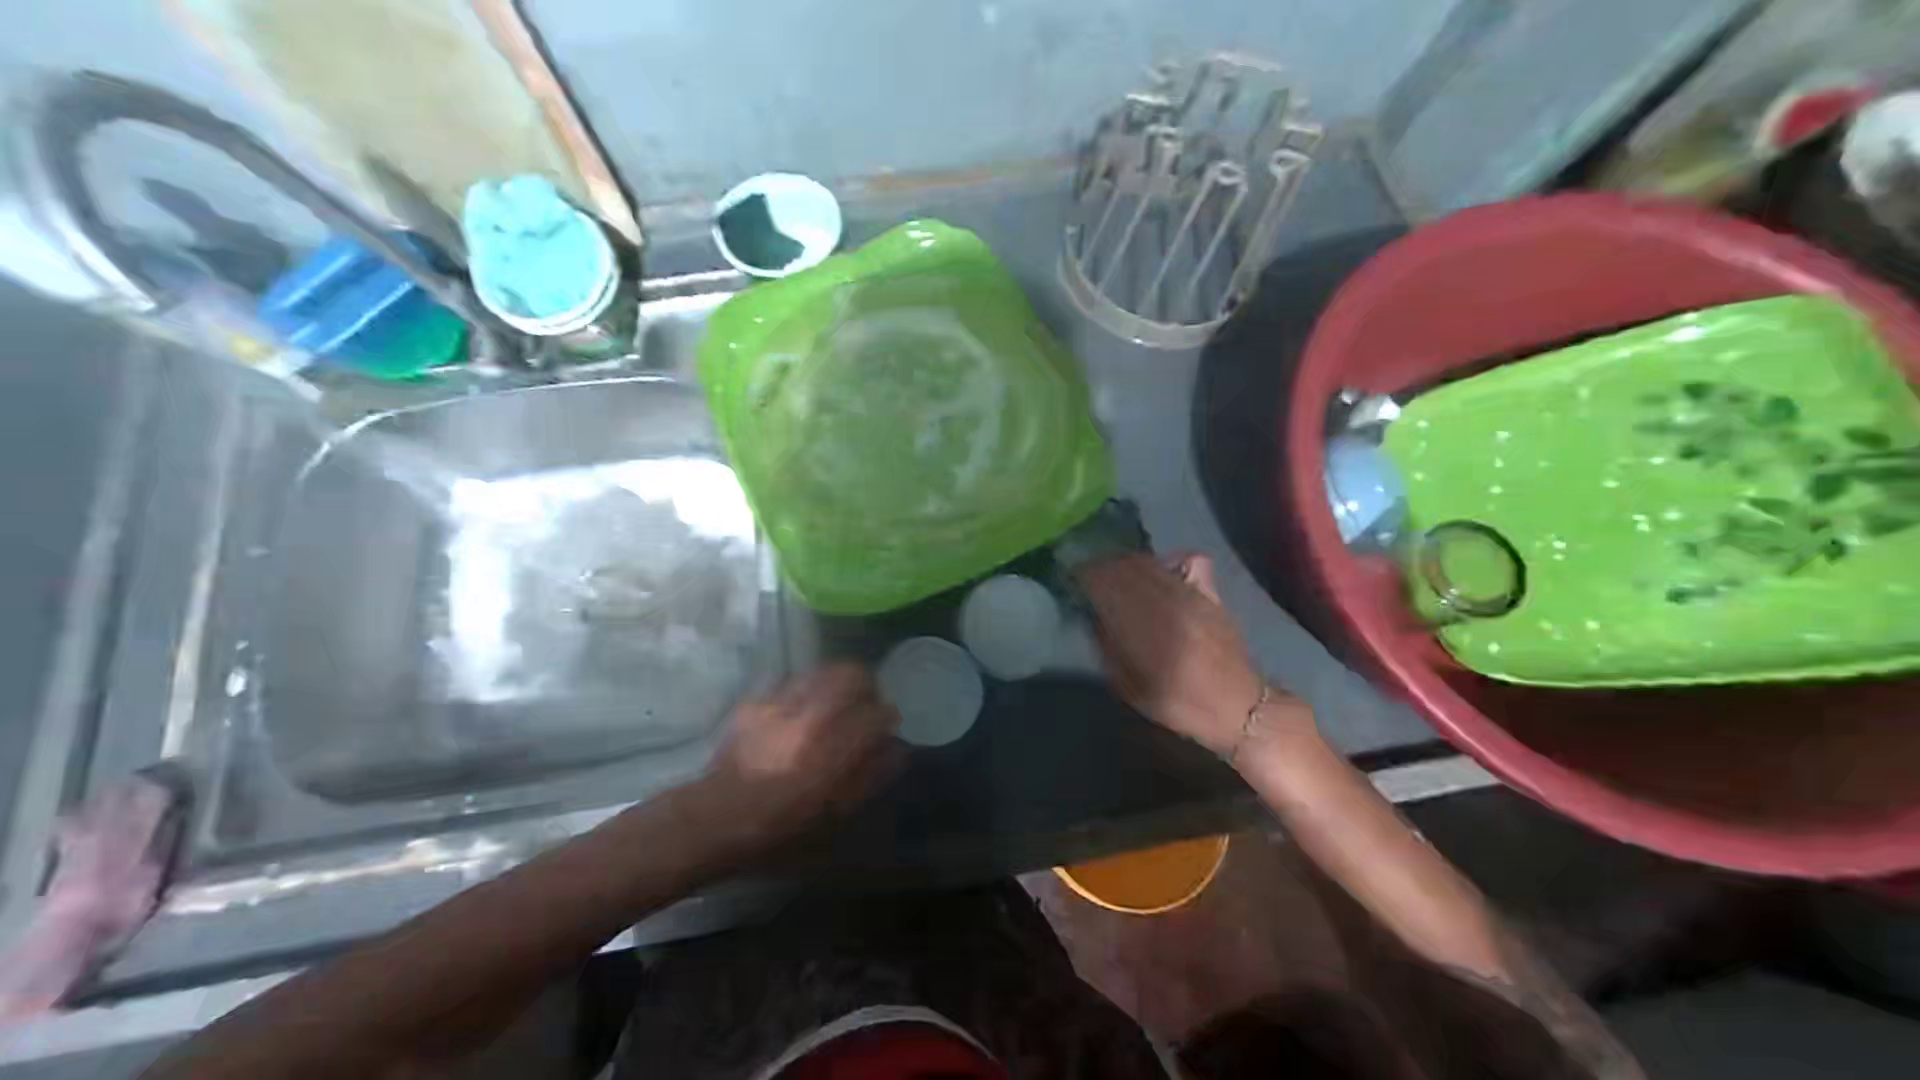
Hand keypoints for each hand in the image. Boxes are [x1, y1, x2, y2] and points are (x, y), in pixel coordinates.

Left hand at [700, 664, 901, 851]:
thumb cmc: (780, 826)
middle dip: (866, 686)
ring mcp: (781, 703)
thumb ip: (870, 776)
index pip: (878, 713)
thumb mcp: (834, 814)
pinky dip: (803, 689)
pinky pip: (790, 681)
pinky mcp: (757, 700)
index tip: (886, 726)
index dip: (888, 718)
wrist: (716, 818)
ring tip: (834, 701)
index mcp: (834, 748)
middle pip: (853, 674)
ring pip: (823, 670)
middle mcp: (811, 717)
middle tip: (864, 703)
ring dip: (836, 682)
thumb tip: (895, 749)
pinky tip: (799, 709)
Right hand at [1078, 553, 1305, 756]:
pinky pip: (1187, 561)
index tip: (1073, 581)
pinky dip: (1166, 561)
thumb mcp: (1129, 686)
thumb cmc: (1177, 703)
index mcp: (1140, 627)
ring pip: (1149, 562)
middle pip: (1123, 567)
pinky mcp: (1209, 593)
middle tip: (1090, 577)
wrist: (1236, 706)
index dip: (1085, 577)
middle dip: (1102, 568)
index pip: (1103, 584)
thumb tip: (1092, 617)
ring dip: (1126, 563)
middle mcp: (1163, 602)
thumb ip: (1108, 649)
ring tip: (1116, 573)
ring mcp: (1189, 594)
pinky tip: (1158, 572)